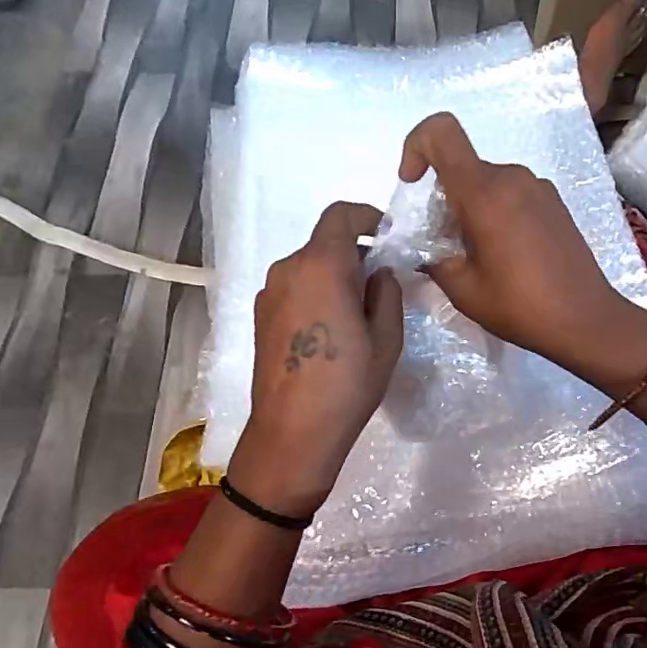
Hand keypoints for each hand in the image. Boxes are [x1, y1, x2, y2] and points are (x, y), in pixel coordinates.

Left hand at [231, 201, 402, 516]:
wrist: (293, 431)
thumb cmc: (347, 385)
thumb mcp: (385, 339)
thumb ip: (386, 294)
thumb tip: (378, 274)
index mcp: (320, 266)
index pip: (340, 216)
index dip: (366, 217)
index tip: (386, 235)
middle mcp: (287, 270)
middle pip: (323, 244)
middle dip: (353, 254)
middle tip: (379, 286)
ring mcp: (268, 295)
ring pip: (307, 269)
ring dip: (332, 277)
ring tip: (355, 315)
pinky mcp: (260, 319)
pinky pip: (293, 291)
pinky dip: (314, 295)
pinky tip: (329, 332)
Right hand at [397, 112, 646, 373]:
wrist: (585, 320)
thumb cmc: (519, 306)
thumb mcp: (463, 291)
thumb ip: (434, 260)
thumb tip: (427, 248)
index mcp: (485, 193)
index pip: (441, 133)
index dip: (416, 146)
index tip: (412, 184)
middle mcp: (513, 178)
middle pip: (463, 168)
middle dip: (444, 201)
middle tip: (446, 247)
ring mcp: (539, 188)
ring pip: (488, 184)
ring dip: (471, 211)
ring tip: (478, 257)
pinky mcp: (555, 203)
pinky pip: (512, 195)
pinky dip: (496, 215)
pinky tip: (505, 257)